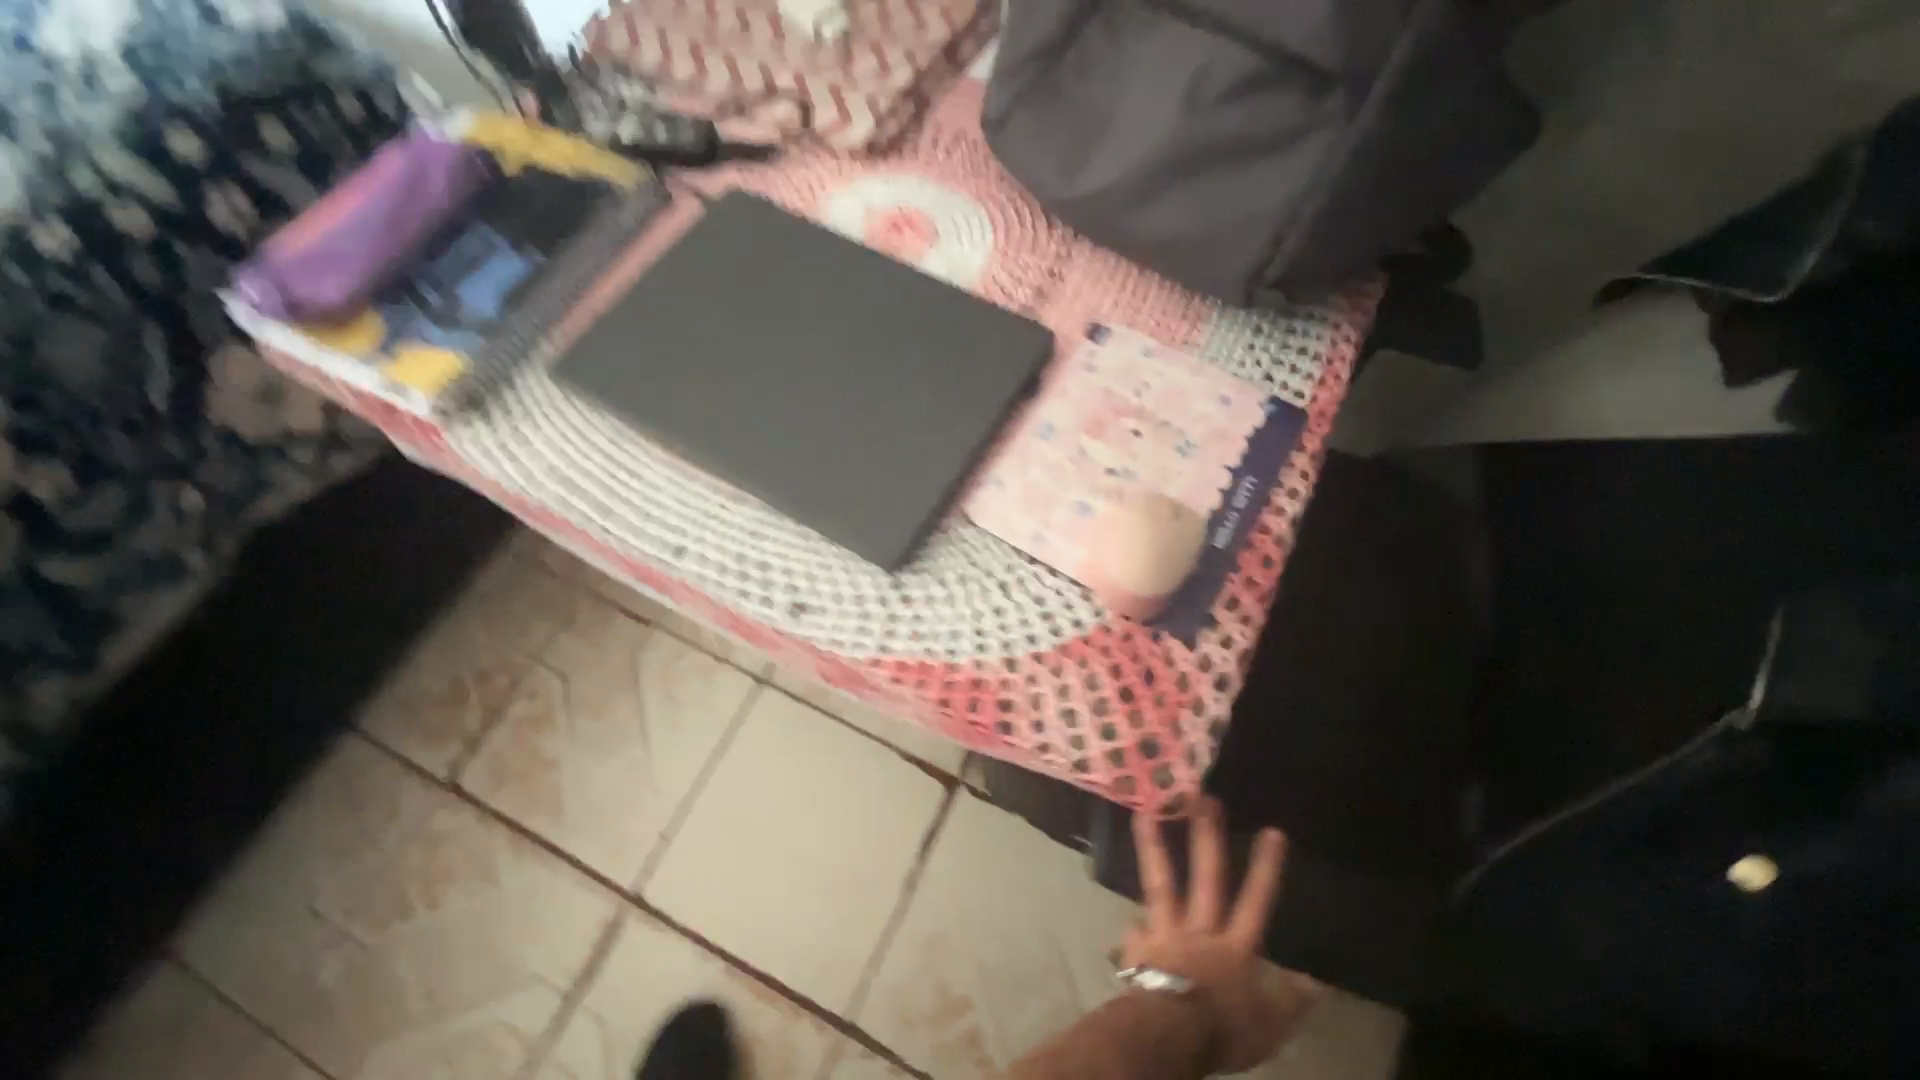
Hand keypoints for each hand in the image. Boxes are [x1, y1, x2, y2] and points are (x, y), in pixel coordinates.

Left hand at [1122, 796, 1319, 1073]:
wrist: (1170, 1037)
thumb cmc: (1224, 1030)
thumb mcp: (1271, 1024)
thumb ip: (1290, 1000)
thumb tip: (1317, 983)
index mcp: (1236, 948)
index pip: (1256, 901)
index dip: (1266, 868)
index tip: (1272, 829)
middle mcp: (1200, 931)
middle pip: (1205, 876)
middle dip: (1206, 835)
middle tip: (1200, 795)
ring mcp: (1165, 935)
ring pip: (1160, 883)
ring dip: (1152, 846)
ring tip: (1142, 812)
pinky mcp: (1137, 950)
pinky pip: (1135, 936)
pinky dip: (1134, 933)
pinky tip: (1130, 929)